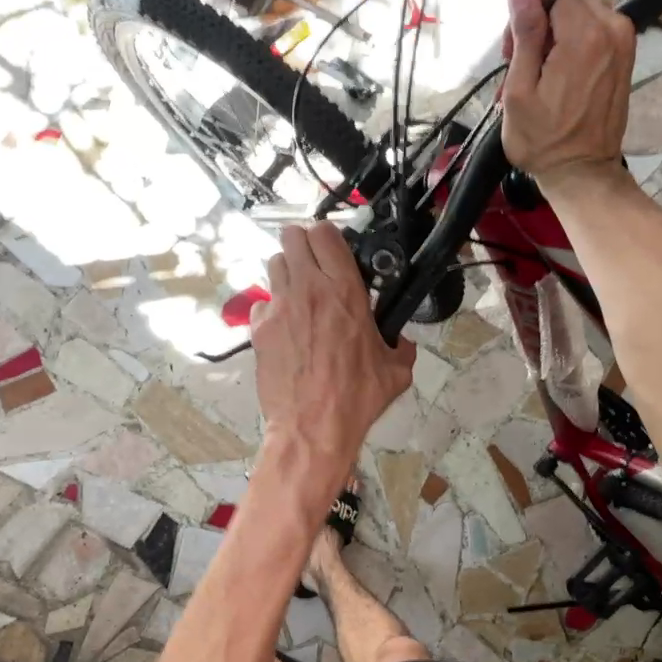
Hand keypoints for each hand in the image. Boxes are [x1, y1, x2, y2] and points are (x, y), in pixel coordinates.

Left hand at [251, 223, 414, 478]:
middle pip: (292, 237)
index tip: (333, 248)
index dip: (328, 236)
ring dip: (287, 272)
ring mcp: (279, 308)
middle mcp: (309, 291)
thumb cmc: (354, 399)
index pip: (326, 234)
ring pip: (274, 264)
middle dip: (302, 244)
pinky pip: (262, 304)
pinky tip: (284, 329)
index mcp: (345, 291)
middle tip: (313, 263)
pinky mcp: (260, 329)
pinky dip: (272, 309)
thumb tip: (401, 343)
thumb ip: (400, 346)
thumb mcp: (395, 370)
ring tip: (299, 295)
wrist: (312, 427)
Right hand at [499, 0, 635, 191]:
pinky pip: (593, 29)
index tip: (512, 47)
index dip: (526, 10)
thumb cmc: (543, 141)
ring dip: (553, 34)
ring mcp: (623, 40)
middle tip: (520, 64)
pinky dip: (570, 44)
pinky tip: (556, 75)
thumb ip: (525, 34)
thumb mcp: (520, 90)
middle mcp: (612, 28)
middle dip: (539, 22)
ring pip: (579, 12)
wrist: (581, 172)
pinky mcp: (624, 53)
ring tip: (537, 74)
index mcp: (585, 35)